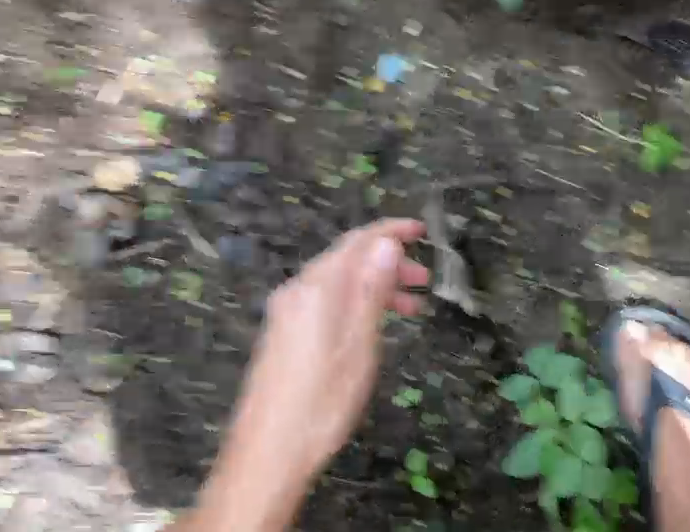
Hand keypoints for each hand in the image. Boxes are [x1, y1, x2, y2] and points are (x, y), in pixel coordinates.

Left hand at [220, 219, 429, 486]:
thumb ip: (372, 290)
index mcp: (317, 288)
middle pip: (348, 260)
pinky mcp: (283, 335)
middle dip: (389, 262)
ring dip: (375, 286)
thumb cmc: (321, 402)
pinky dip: (356, 303)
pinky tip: (374, 326)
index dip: (392, 231)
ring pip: (339, 282)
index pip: (358, 241)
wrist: (265, 458)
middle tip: (424, 280)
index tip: (422, 231)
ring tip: (412, 307)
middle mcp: (298, 291)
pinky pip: (326, 301)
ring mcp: (287, 313)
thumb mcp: (359, 346)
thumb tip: (387, 244)